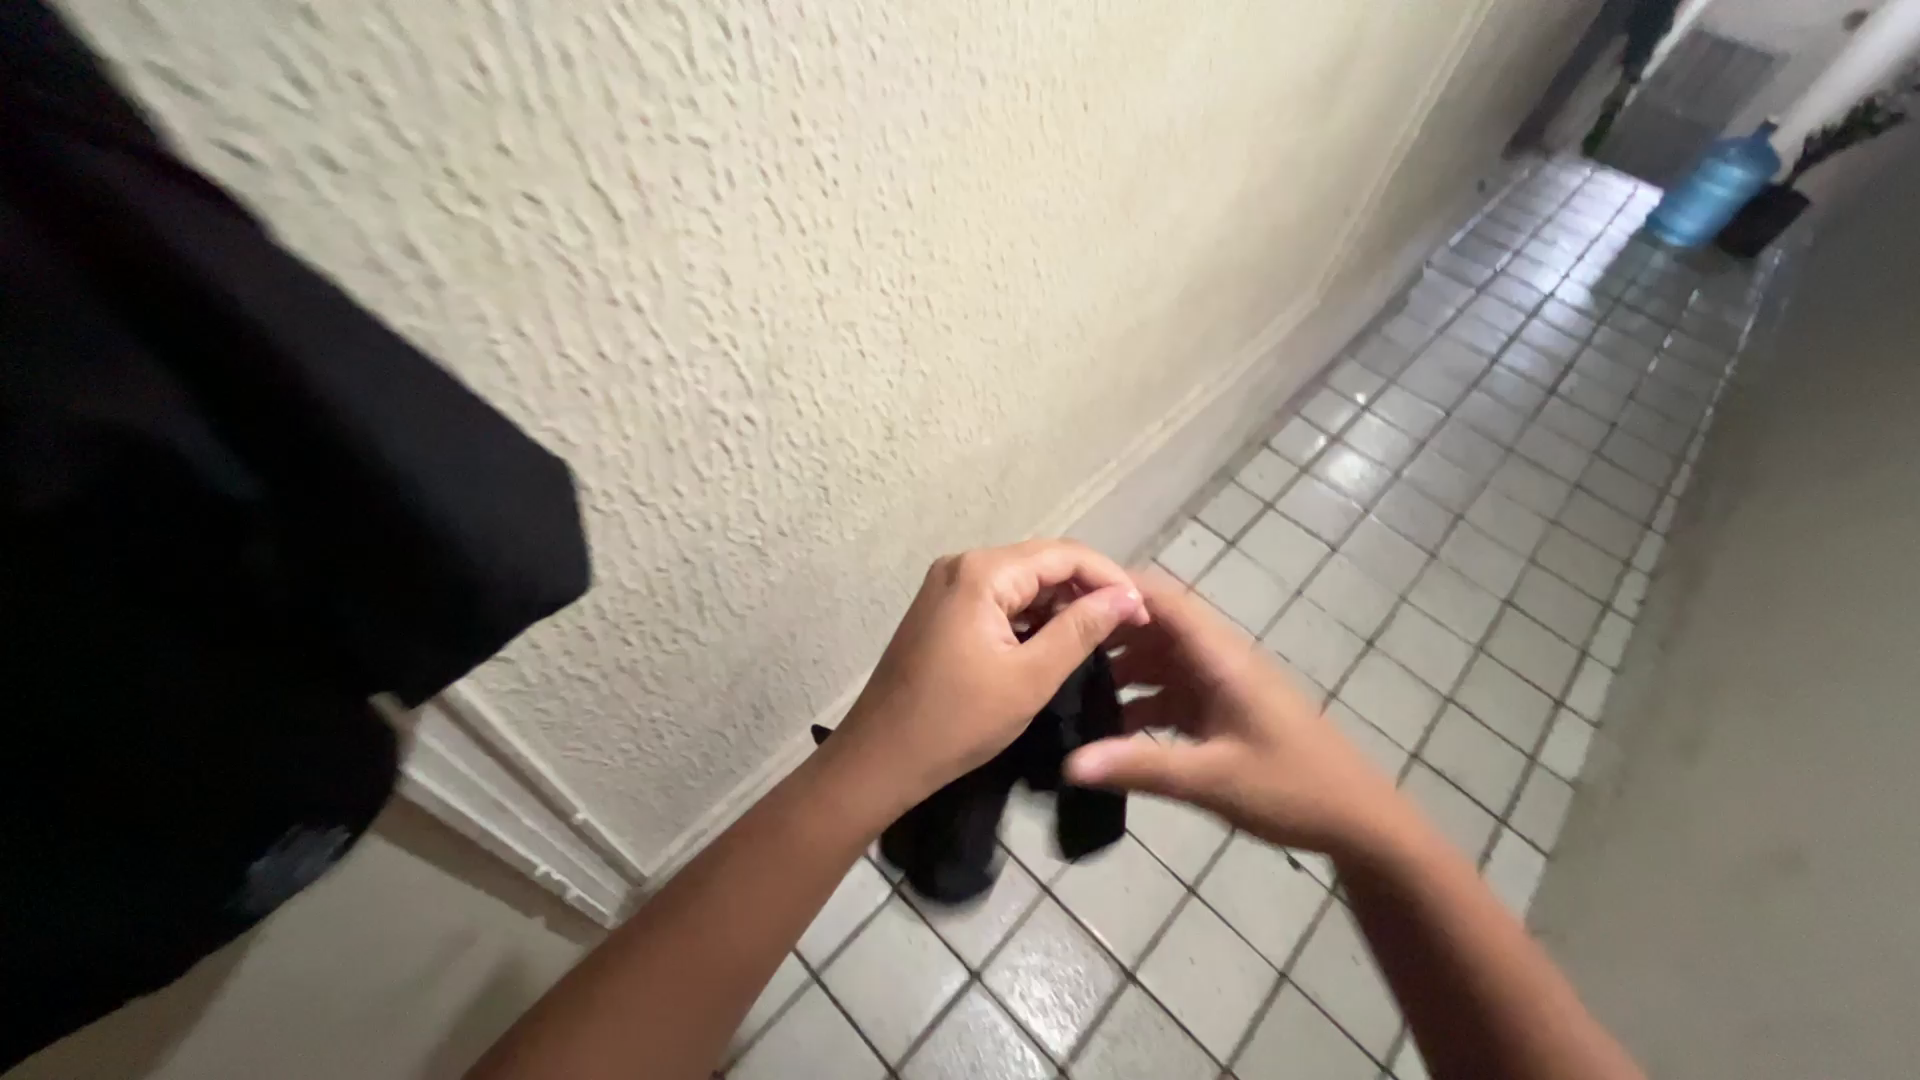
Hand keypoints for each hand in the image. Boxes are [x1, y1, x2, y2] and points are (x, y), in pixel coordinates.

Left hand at [831, 539, 1148, 805]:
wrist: (880, 759)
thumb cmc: (957, 722)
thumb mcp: (1030, 678)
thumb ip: (1080, 629)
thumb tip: (1125, 597)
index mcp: (981, 572)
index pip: (1063, 554)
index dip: (1109, 578)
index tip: (1142, 613)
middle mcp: (961, 565)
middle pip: (1040, 563)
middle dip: (1086, 590)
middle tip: (1126, 626)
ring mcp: (946, 587)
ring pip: (1020, 583)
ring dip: (1059, 605)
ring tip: (1098, 637)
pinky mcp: (941, 611)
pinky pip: (997, 601)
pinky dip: (1029, 618)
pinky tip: (1053, 643)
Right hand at [1063, 569, 1414, 858]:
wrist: (1361, 822)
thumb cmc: (1293, 789)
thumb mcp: (1211, 779)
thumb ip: (1139, 766)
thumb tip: (1068, 763)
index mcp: (1221, 657)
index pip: (1163, 599)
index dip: (1115, 590)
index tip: (1063, 598)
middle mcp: (1220, 660)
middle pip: (1156, 626)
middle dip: (1108, 631)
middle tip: (1054, 645)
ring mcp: (1223, 685)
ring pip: (1162, 660)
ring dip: (1122, 668)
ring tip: (1070, 685)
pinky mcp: (1225, 711)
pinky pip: (1173, 693)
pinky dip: (1141, 702)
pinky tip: (1109, 728)